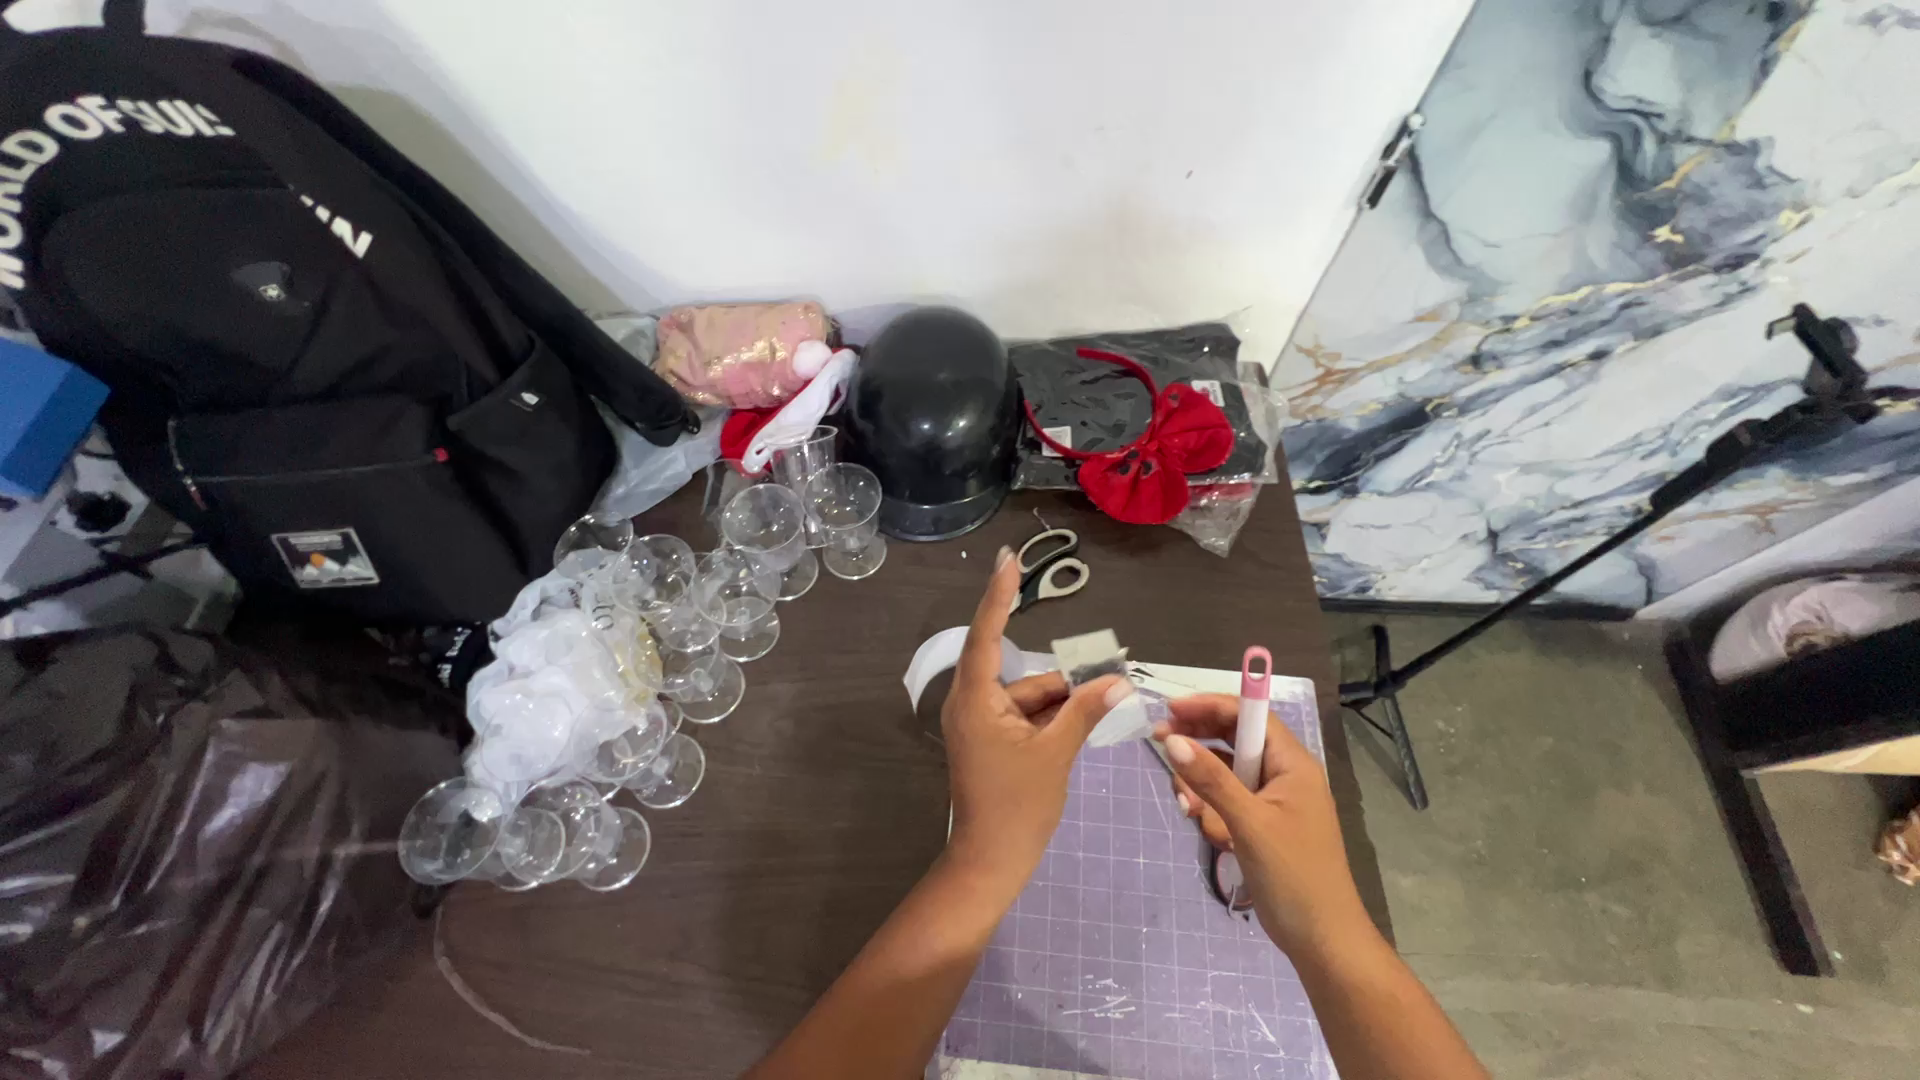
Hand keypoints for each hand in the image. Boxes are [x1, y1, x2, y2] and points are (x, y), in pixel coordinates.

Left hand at [941, 548, 1128, 882]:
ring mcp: (977, 723)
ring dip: (1058, 699)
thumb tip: (1116, 680)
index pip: (986, 634)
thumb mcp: (1055, 753)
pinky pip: (1021, 713)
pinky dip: (1048, 715)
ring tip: (1101, 701)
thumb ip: (1084, 711)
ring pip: (1024, 694)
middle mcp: (969, 703)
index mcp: (975, 700)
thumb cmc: (1017, 807)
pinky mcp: (987, 740)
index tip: (1009, 559)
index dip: (999, 594)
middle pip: (1014, 668)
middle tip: (1093, 662)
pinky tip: (1080, 720)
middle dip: (1055, 674)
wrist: (990, 862)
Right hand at [1153, 696, 1373, 954]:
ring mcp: (1272, 800)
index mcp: (1292, 764)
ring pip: (1225, 772)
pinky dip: (1210, 806)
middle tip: (1160, 742)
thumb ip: (1210, 779)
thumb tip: (1171, 739)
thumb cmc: (1294, 876)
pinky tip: (1201, 821)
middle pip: (1233, 739)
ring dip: (1201, 783)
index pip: (1248, 715)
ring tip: (1188, 806)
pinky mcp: (1261, 824)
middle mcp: (1283, 774)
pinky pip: (1227, 800)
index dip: (1209, 706)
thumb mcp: (1248, 823)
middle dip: (1198, 743)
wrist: (1323, 942)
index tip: (1170, 709)